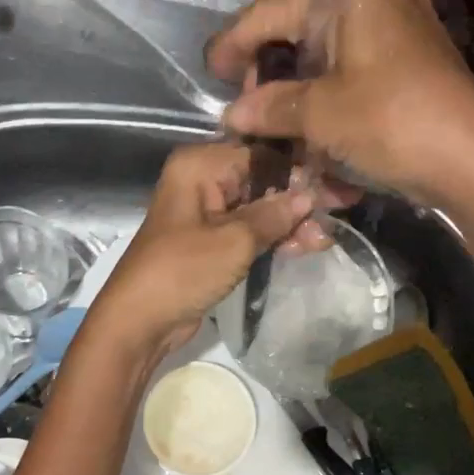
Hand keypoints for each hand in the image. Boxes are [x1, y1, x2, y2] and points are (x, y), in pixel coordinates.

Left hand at [81, 142, 313, 363]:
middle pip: (260, 181)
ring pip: (257, 210)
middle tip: (333, 218)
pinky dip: (270, 240)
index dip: (296, 170)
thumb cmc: (182, 272)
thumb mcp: (233, 242)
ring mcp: (205, 215)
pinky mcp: (210, 244)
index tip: (332, 187)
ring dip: (287, 225)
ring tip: (321, 241)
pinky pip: (246, 234)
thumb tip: (308, 197)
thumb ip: (273, 216)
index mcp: (200, 165)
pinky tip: (301, 248)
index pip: (260, 153)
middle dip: (295, 201)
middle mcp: (201, 181)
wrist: (140, 321)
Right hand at [208, 0, 473, 211]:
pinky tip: (314, 154)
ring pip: (323, 71)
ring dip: (298, 110)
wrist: (469, 159)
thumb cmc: (391, 121)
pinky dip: (329, 120)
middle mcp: (369, 8)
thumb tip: (233, 113)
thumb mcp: (322, 115)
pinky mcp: (400, 79)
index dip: (237, 43)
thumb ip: (272, 108)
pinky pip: (350, 91)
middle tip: (246, 116)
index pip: (273, 10)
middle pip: (299, 38)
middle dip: (270, 82)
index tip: (211, 71)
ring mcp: (388, 43)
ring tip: (276, 143)